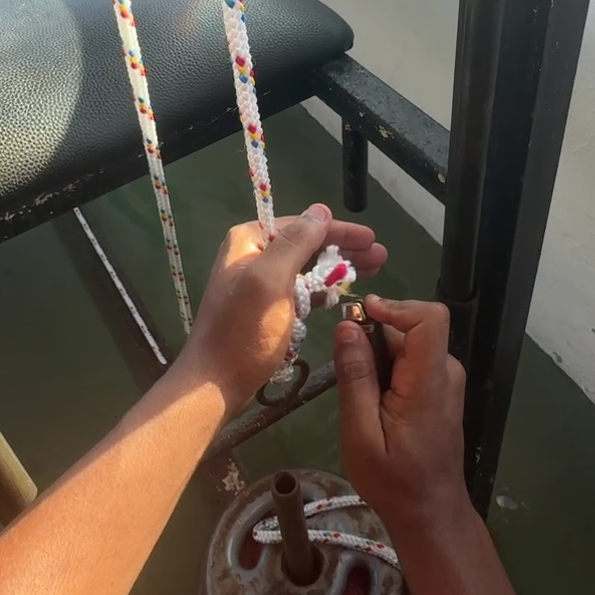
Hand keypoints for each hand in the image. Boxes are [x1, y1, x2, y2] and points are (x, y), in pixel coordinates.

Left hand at [177, 204, 386, 412]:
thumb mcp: (270, 281)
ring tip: (371, 272)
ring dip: (336, 268)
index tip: (371, 238)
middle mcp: (251, 254)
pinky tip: (340, 292)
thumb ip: (295, 243)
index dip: (339, 231)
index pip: (302, 225)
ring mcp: (257, 281)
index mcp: (248, 240)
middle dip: (343, 249)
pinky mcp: (264, 306)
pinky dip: (320, 289)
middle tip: (380, 256)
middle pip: (306, 244)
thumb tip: (320, 211)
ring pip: (306, 266)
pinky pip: (299, 289)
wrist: (214, 384)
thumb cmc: (244, 332)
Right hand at [334, 296, 468, 532]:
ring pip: (405, 343)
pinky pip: (408, 359)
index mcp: (430, 381)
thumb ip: (355, 376)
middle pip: (409, 328)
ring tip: (361, 396)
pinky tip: (373, 401)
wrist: (431, 516)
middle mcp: (444, 371)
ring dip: (377, 356)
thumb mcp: (361, 433)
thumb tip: (346, 326)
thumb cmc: (393, 482)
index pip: (429, 318)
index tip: (359, 316)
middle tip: (347, 373)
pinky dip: (385, 369)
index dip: (395, 307)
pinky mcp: (438, 387)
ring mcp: (444, 379)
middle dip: (373, 338)